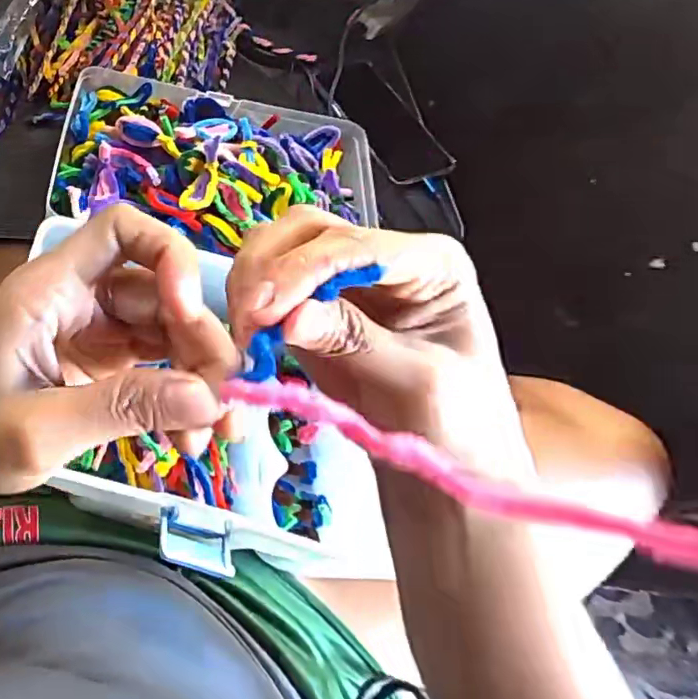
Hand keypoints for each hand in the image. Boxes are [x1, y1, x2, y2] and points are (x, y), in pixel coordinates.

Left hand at [0, 206, 239, 494]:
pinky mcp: (105, 357)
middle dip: (199, 340)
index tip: (189, 311)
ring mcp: (94, 326)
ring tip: (215, 433)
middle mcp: (77, 296)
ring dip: (200, 375)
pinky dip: (182, 394)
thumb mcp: (41, 430)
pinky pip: (159, 361)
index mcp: (49, 288)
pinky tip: (189, 438)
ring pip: (168, 327)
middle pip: (159, 289)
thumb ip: (121, 408)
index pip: (118, 229)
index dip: (166, 253)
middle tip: (224, 403)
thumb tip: (207, 397)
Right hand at [226, 207, 533, 475]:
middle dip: (268, 269)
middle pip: (306, 230)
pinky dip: (244, 300)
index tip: (262, 311)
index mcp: (430, 263)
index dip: (301, 270)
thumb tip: (291, 317)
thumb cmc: (453, 429)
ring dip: (249, 282)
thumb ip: (354, 341)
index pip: (354, 247)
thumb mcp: (416, 385)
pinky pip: (262, 280)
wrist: (442, 467)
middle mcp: (382, 256)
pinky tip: (245, 335)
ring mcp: (341, 275)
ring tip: (244, 332)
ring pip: (274, 245)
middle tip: (246, 319)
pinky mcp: (307, 300)